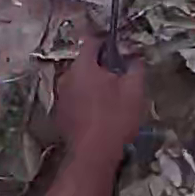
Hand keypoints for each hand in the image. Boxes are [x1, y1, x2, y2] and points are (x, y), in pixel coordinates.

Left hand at [53, 42, 147, 168]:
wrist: (93, 154)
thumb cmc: (115, 118)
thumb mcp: (134, 89)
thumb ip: (135, 67)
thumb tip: (134, 56)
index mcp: (83, 65)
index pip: (91, 41)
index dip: (107, 42)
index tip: (119, 50)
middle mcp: (66, 76)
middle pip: (85, 63)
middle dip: (101, 67)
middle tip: (120, 79)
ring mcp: (60, 95)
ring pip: (79, 81)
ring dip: (93, 85)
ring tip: (111, 100)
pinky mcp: (59, 113)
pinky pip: (74, 98)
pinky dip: (85, 101)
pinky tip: (99, 114)